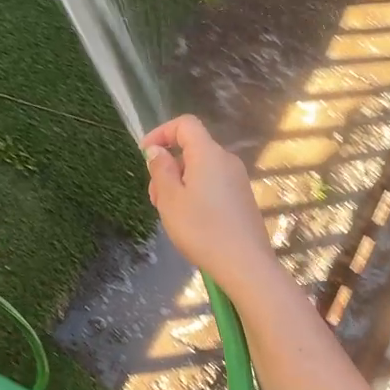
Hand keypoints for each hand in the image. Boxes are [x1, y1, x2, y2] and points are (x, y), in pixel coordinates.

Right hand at [142, 115, 274, 285]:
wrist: (245, 265)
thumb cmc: (202, 229)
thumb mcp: (170, 199)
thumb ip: (160, 169)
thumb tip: (157, 150)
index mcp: (208, 154)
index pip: (185, 124)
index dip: (161, 132)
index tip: (144, 154)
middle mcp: (226, 161)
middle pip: (192, 148)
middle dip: (167, 165)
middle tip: (154, 196)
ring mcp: (237, 180)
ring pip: (201, 168)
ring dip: (179, 181)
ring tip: (168, 211)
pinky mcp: (242, 198)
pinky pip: (212, 183)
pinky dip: (194, 191)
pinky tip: (189, 219)